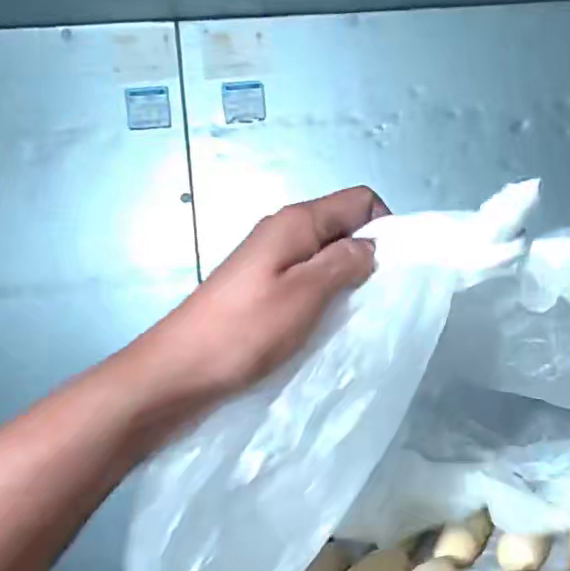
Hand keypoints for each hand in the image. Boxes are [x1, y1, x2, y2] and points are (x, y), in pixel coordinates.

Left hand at [126, 187, 389, 408]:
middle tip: (373, 298)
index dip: (384, 227)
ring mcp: (271, 258)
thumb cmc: (245, 329)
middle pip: (343, 226)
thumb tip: (371, 247)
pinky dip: (324, 294)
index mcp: (296, 222)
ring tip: (350, 314)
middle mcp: (284, 230)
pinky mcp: (262, 285)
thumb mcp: (304, 294)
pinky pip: (308, 277)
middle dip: (367, 255)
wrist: (179, 369)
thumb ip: (343, 263)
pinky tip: (323, 322)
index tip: (390, 269)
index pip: (360, 201)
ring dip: (345, 278)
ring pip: (327, 254)